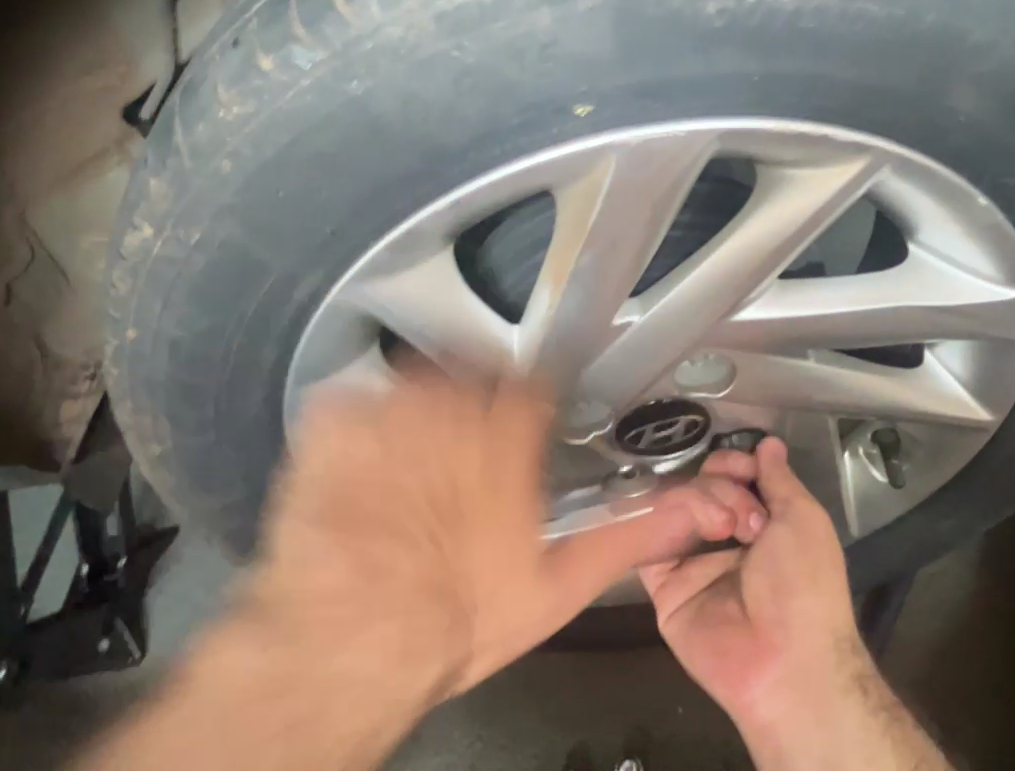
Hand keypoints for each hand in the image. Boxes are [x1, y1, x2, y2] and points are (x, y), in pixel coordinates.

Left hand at [244, 374, 766, 695]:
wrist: (351, 641)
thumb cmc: (451, 618)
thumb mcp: (557, 586)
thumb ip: (627, 537)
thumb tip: (680, 515)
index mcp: (511, 438)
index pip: (533, 384)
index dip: (529, 402)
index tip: (520, 420)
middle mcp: (455, 409)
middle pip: (471, 374)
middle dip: (470, 406)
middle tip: (460, 451)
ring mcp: (391, 409)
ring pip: (414, 381)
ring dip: (416, 412)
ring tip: (411, 462)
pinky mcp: (334, 423)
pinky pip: (348, 398)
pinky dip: (356, 424)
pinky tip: (363, 466)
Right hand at [640, 437, 872, 730]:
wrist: (785, 659)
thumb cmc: (804, 585)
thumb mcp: (804, 520)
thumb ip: (779, 479)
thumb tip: (768, 443)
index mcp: (764, 531)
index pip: (735, 481)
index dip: (734, 464)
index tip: (743, 465)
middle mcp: (725, 544)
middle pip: (702, 489)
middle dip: (717, 483)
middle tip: (739, 512)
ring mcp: (693, 565)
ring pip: (675, 509)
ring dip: (694, 502)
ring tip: (719, 526)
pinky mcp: (664, 587)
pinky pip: (648, 544)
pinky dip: (653, 522)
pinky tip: (667, 514)